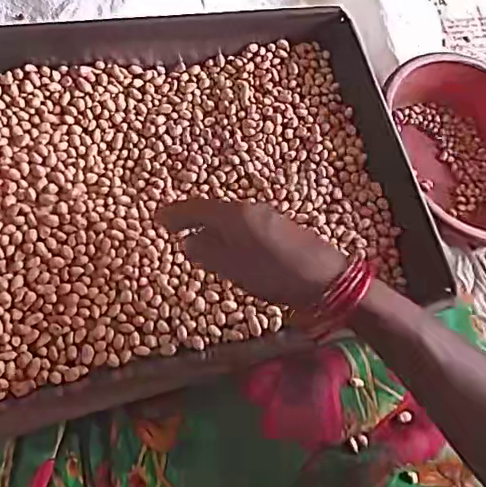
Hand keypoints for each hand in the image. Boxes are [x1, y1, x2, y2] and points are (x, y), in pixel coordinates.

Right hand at [156, 199, 347, 309]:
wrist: (327, 278)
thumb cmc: (276, 273)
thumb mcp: (235, 268)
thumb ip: (209, 253)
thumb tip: (187, 242)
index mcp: (234, 214)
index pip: (197, 208)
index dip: (176, 214)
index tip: (158, 218)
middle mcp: (249, 209)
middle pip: (213, 210)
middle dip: (192, 218)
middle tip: (172, 227)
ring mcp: (267, 217)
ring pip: (229, 217)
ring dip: (210, 225)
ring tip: (194, 236)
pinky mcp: (279, 228)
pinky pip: (243, 224)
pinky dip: (227, 231)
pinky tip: (226, 244)